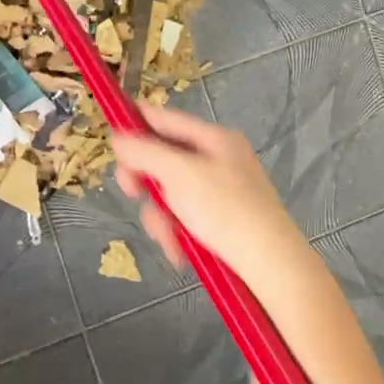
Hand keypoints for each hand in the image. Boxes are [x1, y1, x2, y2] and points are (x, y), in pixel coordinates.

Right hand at [110, 102, 302, 268]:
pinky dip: (175, 230)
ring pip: (168, 191)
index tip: (111, 142)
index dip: (134, 124)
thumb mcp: (178, 174)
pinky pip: (183, 214)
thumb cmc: (225, 210)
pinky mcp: (220, 219)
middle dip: (146, 181)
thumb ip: (144, 152)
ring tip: (167, 235)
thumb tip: (118, 139)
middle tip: (132, 193)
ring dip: (160, 214)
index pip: (163, 118)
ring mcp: (220, 190)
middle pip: (162, 158)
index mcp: (213, 139)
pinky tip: (178, 248)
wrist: (273, 266)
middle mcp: (217, 159)